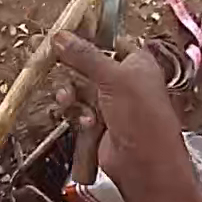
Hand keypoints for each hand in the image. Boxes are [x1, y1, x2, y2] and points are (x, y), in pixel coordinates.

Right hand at [51, 31, 197, 201]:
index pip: (111, 41)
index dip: (90, 38)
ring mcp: (111, 103)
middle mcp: (125, 81)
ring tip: (69, 100)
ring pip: (80, 89)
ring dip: (73, 95)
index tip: (65, 36)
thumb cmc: (142, 117)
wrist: (144, 165)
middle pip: (89, 65)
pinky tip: (86, 123)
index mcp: (137, 63)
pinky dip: (79, 115)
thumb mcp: (113, 78)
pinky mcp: (99, 123)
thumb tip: (60, 36)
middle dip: (73, 70)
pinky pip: (79, 110)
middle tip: (57, 66)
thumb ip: (85, 56)